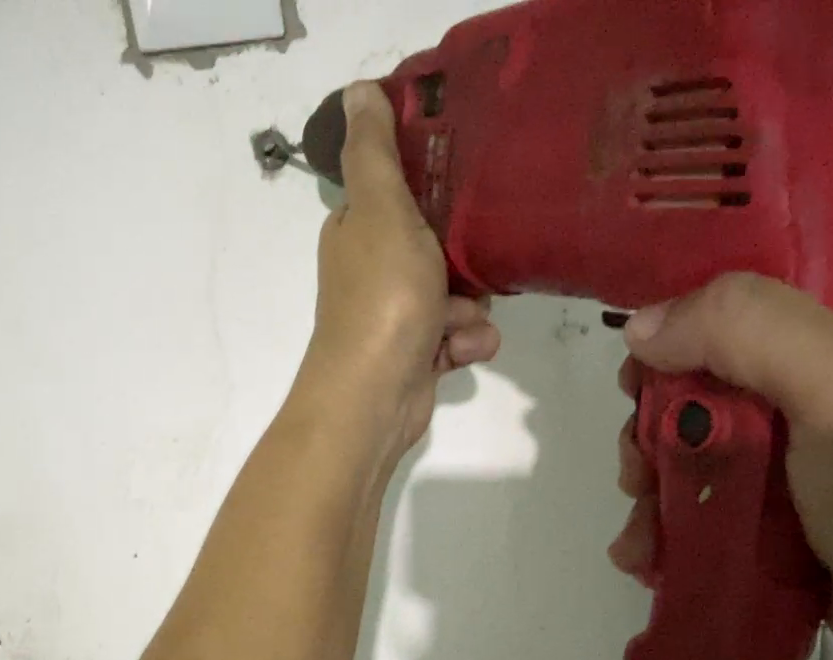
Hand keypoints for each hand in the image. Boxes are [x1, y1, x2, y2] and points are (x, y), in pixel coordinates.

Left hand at [292, 82, 498, 458]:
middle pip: (439, 244)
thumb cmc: (381, 299)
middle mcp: (372, 269)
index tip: (472, 181)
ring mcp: (394, 316)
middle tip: (475, 263)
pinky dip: (465, 344)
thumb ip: (373, 151)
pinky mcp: (416, 355)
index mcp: (357, 229)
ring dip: (469, 310)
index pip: (401, 190)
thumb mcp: (381, 210)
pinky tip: (462, 353)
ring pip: (457, 294)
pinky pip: (458, 336)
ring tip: (460, 324)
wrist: (373, 398)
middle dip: (465, 260)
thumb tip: (357, 89)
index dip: (437, 184)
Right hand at [611, 274, 832, 659]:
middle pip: (707, 385)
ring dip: (655, 489)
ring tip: (639, 534)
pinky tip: (644, 557)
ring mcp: (801, 454)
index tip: (637, 380)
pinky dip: (670, 527)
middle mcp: (824, 382)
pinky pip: (708, 503)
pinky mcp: (782, 513)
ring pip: (699, 451)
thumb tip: (640, 326)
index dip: (680, 334)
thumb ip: (745, 331)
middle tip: (635, 471)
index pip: (745, 305)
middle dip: (656, 430)